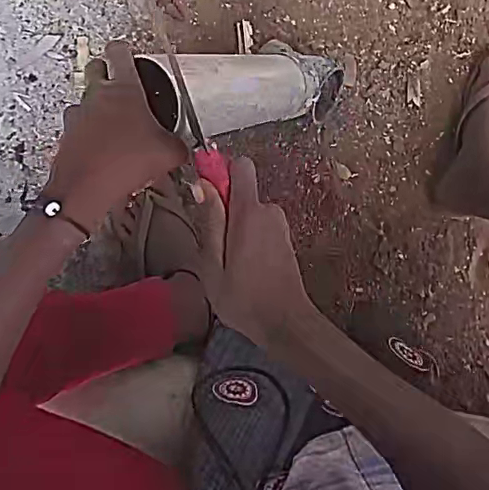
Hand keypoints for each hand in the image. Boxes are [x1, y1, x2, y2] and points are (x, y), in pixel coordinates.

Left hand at [41, 41, 187, 231]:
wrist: (86, 189)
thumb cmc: (123, 163)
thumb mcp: (169, 153)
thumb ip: (178, 145)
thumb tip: (181, 149)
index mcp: (123, 89)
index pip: (119, 52)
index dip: (125, 50)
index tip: (130, 53)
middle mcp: (97, 96)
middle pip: (96, 66)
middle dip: (106, 70)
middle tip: (120, 82)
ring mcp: (78, 113)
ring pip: (85, 96)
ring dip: (97, 102)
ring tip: (113, 119)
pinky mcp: (67, 133)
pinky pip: (78, 122)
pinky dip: (88, 128)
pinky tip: (102, 143)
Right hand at [187, 156, 317, 345]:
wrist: (286, 323)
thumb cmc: (244, 299)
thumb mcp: (212, 263)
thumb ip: (210, 220)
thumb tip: (203, 186)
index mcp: (250, 212)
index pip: (240, 166)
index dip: (220, 171)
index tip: (205, 190)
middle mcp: (269, 211)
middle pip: (240, 192)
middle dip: (223, 211)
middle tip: (214, 247)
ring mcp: (279, 224)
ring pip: (247, 212)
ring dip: (234, 230)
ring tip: (229, 264)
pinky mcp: (284, 238)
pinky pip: (258, 226)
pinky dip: (247, 239)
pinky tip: (244, 268)